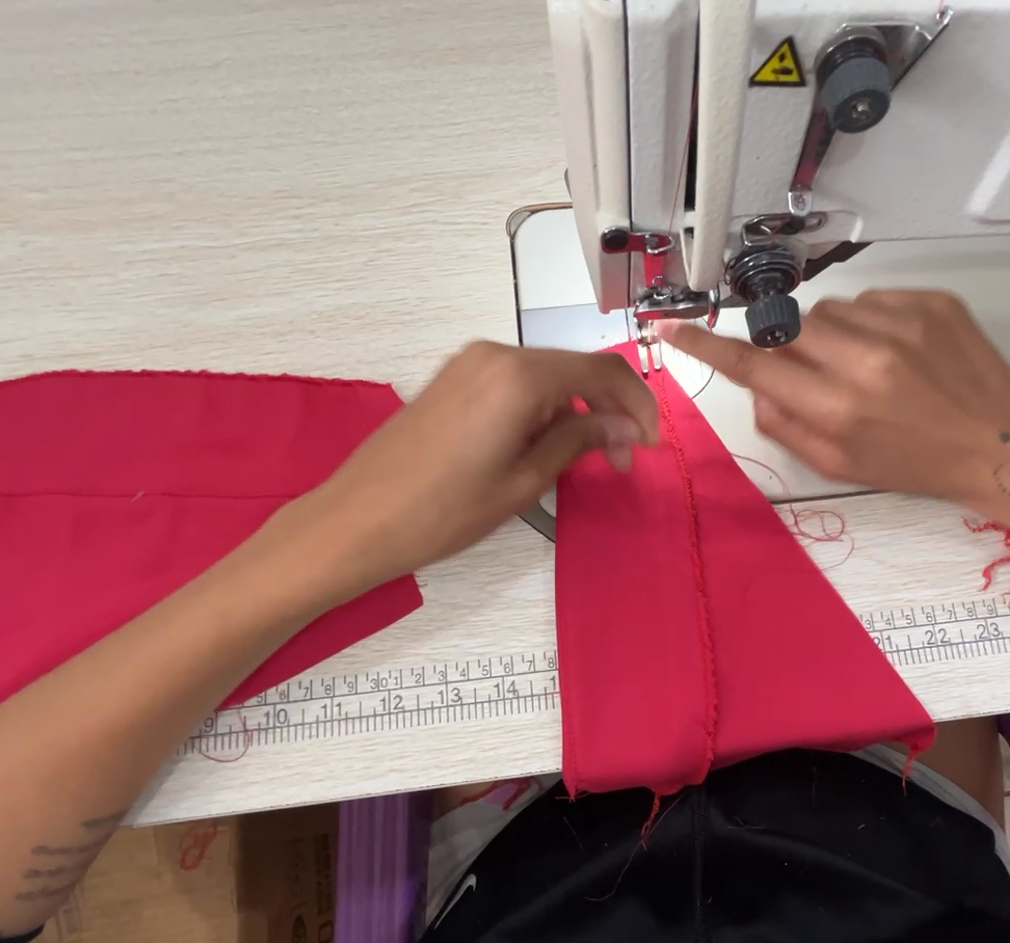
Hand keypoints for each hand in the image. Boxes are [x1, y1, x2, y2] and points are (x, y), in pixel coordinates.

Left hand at [292, 343, 657, 593]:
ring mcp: (470, 363)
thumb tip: (624, 426)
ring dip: (576, 411)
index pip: (602, 372)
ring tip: (586, 460)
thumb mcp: (524, 482)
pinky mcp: (454, 378)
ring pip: (547, 377)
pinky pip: (517, 383)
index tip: (652, 445)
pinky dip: (544, 408)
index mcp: (519, 375)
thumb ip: (579, 441)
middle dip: (608, 411)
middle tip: (622, 462)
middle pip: (575, 370)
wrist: (357, 520)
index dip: (638, 406)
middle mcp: (495, 354)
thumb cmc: (444, 512)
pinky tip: (547, 444)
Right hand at [660, 290, 1009, 512]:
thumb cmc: (915, 465)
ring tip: (865, 364)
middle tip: (818, 374)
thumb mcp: (841, 466)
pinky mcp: (932, 301)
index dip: (707, 347)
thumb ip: (786, 426)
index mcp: (838, 409)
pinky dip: (869, 322)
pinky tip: (895, 350)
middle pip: (789, 327)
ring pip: (828, 309)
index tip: (671, 327)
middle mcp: (865, 359)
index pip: (754, 367)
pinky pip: (871, 298)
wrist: (1001, 444)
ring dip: (830, 334)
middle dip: (790, 348)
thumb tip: (757, 387)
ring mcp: (903, 322)